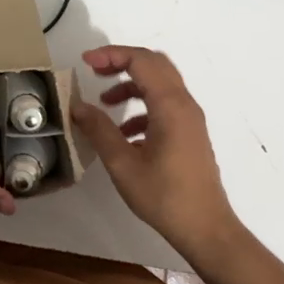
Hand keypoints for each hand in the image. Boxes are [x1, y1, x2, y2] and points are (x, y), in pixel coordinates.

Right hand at [71, 45, 239, 248]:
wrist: (205, 228)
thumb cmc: (164, 196)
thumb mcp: (122, 164)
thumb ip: (99, 130)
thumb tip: (77, 106)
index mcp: (170, 106)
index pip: (141, 61)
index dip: (111, 55)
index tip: (85, 62)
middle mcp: (185, 105)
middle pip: (154, 65)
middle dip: (122, 62)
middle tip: (94, 71)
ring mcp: (190, 119)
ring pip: (160, 84)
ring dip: (131, 84)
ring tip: (104, 103)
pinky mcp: (190, 134)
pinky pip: (165, 105)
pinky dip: (142, 106)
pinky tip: (124, 133)